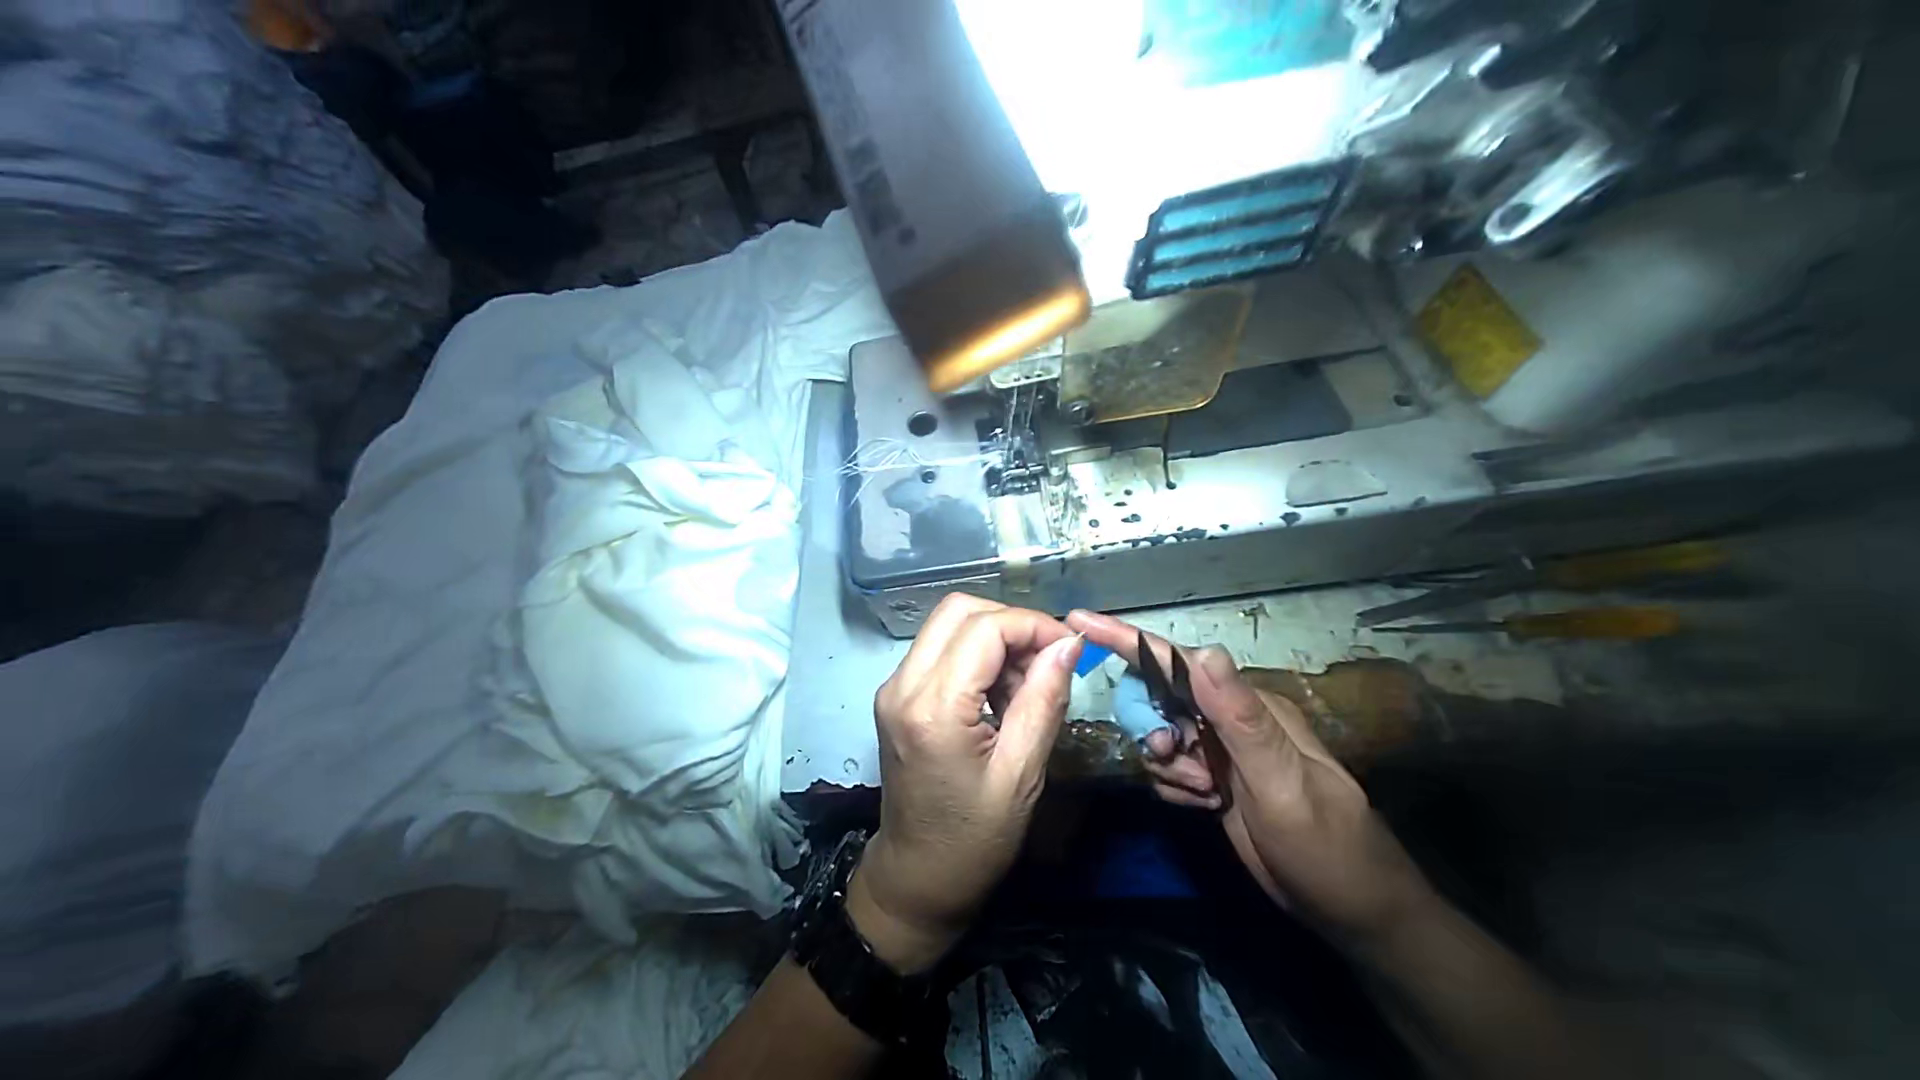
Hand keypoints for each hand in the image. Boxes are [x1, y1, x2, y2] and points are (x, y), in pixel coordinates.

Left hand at [849, 594, 1081, 972]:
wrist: (918, 876)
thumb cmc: (974, 839)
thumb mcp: (1022, 773)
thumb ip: (1045, 700)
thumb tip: (1069, 643)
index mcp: (933, 708)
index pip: (985, 627)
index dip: (1034, 626)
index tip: (1070, 649)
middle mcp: (902, 685)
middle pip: (959, 610)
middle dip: (1012, 624)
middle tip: (1047, 662)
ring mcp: (893, 687)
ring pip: (948, 623)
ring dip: (995, 638)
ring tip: (1026, 686)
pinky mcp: (896, 694)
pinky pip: (939, 648)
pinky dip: (976, 654)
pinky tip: (999, 693)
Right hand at [1067, 610, 1435, 943]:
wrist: (1353, 912)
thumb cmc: (1326, 848)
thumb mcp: (1283, 784)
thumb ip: (1241, 719)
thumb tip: (1204, 652)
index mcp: (1249, 706)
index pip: (1177, 662)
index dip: (1126, 639)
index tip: (1078, 619)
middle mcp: (1231, 718)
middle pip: (1158, 700)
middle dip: (1153, 729)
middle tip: (1177, 764)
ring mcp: (1222, 750)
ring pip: (1159, 737)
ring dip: (1167, 767)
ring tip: (1203, 796)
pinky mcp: (1214, 779)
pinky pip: (1169, 769)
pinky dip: (1173, 786)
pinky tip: (1203, 806)